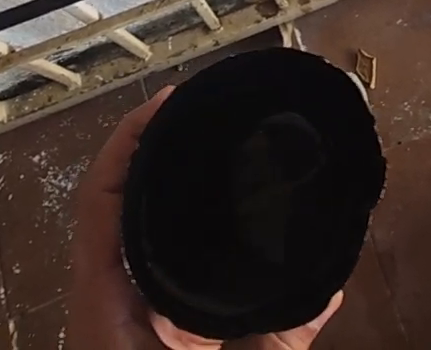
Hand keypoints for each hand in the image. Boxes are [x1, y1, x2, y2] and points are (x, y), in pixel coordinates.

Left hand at [64, 86, 344, 349]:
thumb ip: (274, 340)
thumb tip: (330, 286)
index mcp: (107, 306)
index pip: (100, 202)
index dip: (126, 144)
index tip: (168, 103)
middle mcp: (101, 298)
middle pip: (105, 199)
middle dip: (142, 144)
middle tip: (193, 106)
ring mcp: (113, 308)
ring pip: (116, 222)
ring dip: (147, 173)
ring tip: (195, 135)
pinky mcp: (129, 322)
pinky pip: (134, 248)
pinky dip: (157, 210)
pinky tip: (194, 199)